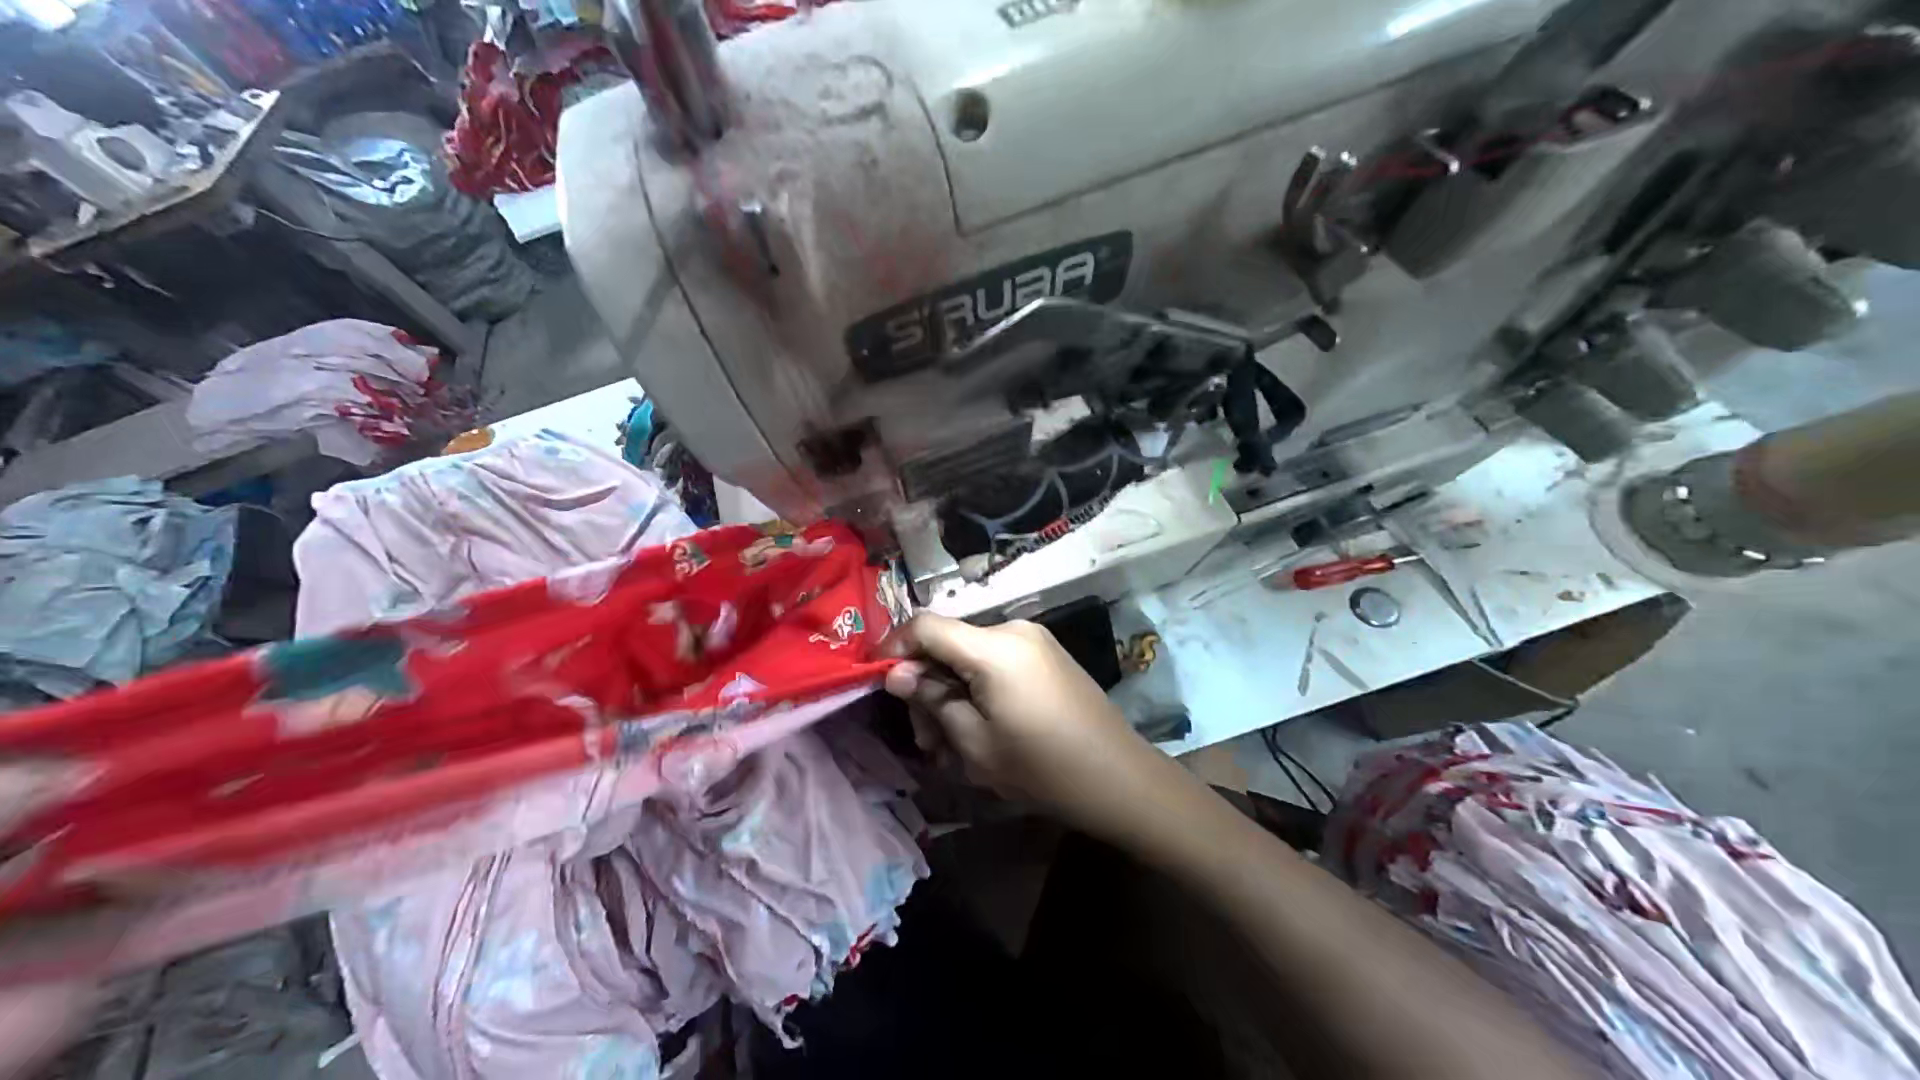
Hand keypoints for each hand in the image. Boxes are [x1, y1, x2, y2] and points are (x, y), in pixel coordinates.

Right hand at [883, 614, 1190, 842]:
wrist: (1119, 779)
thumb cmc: (1042, 767)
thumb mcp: (974, 743)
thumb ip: (932, 700)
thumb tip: (895, 674)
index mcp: (995, 646)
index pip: (926, 626)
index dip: (894, 647)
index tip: (876, 679)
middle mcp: (1014, 630)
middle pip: (949, 644)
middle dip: (927, 687)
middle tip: (925, 740)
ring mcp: (1034, 642)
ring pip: (971, 657)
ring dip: (952, 694)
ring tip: (951, 747)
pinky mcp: (1047, 656)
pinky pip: (996, 663)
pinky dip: (978, 690)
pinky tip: (979, 730)